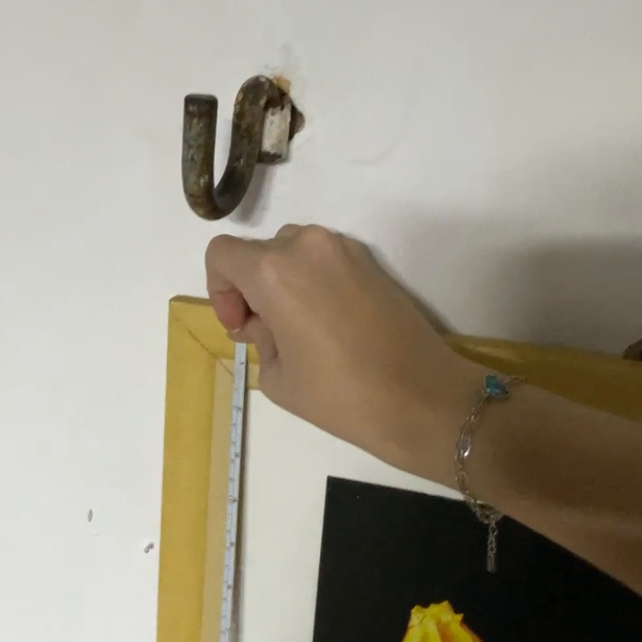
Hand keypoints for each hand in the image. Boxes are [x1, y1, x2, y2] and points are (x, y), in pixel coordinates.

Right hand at [204, 225, 484, 479]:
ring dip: (283, 281)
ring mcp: (344, 248)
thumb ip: (259, 337)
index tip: (242, 325)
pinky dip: (313, 281)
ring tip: (299, 328)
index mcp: (274, 270)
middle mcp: (307, 245)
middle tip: (268, 334)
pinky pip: (324, 260)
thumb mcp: (278, 377)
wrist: (421, 397)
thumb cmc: (341, 394)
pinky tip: (330, 324)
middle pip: (259, 252)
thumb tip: (264, 322)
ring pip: (292, 251)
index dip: (220, 290)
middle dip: (251, 288)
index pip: (222, 254)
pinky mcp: (371, 261)